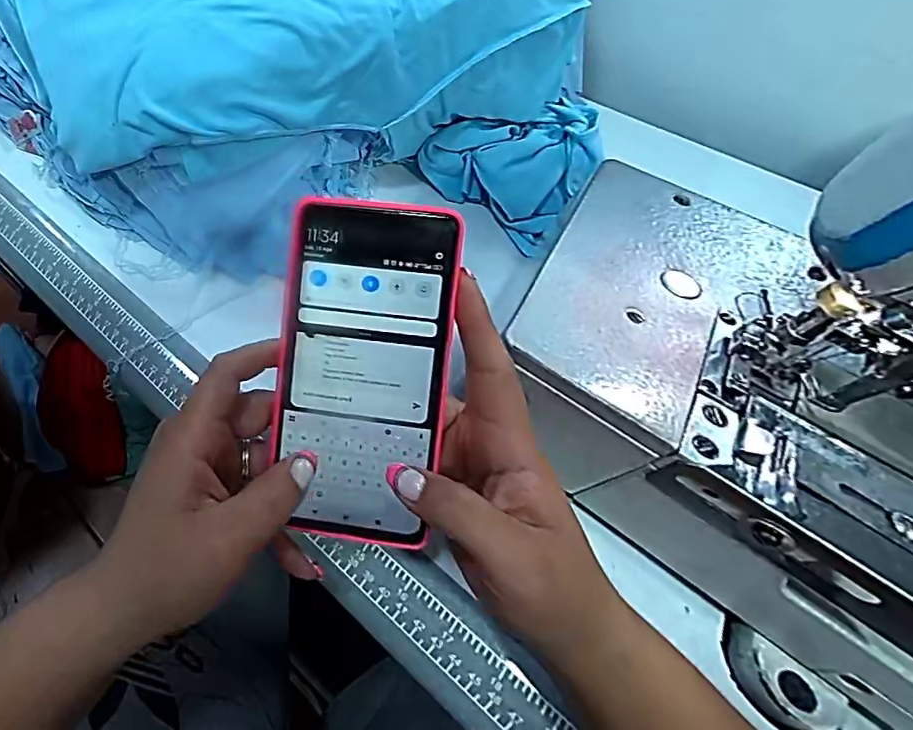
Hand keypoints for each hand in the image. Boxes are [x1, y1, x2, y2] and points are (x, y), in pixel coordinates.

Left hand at [86, 340, 318, 643]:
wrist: (121, 612)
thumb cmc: (168, 569)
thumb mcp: (230, 537)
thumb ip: (274, 496)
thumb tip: (308, 461)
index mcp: (193, 435)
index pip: (225, 375)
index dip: (259, 356)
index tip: (299, 352)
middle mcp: (199, 442)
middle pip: (254, 420)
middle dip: (294, 435)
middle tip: (344, 442)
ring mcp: (204, 469)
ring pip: (258, 461)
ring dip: (286, 491)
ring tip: (330, 511)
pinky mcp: (209, 495)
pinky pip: (249, 492)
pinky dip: (270, 517)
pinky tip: (298, 558)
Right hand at [387, 271, 620, 647]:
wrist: (567, 632)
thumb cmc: (558, 588)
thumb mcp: (511, 551)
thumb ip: (458, 511)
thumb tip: (403, 474)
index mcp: (509, 444)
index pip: (491, 371)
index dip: (475, 323)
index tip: (458, 281)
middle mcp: (482, 445)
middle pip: (438, 393)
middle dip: (407, 360)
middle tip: (366, 329)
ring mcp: (462, 468)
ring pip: (417, 428)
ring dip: (386, 414)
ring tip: (344, 393)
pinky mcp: (447, 491)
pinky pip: (410, 462)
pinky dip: (385, 455)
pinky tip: (356, 450)